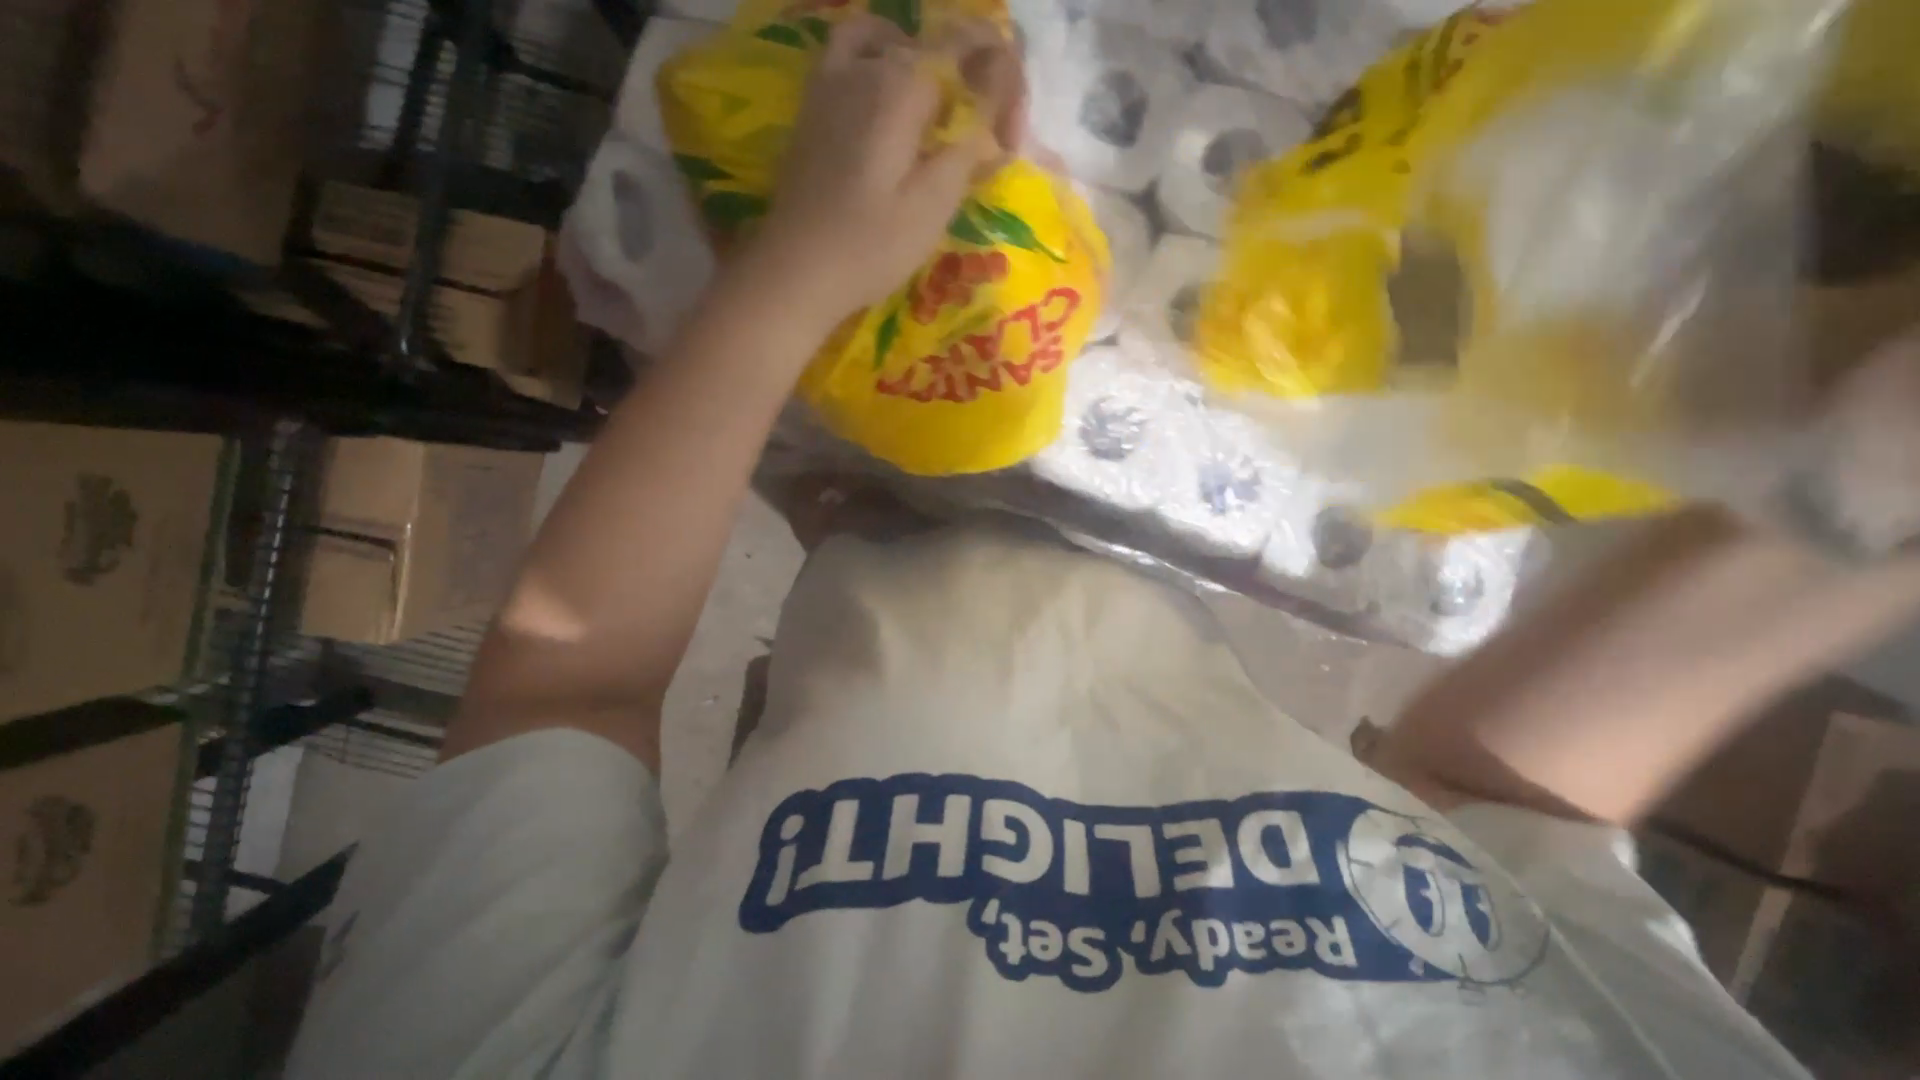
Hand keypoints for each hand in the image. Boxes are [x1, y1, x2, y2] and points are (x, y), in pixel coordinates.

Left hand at [735, 16, 1020, 326]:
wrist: (795, 272)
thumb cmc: (870, 247)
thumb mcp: (935, 202)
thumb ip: (971, 139)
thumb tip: (998, 96)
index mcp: (902, 82)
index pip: (971, 45)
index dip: (1003, 83)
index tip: (1008, 140)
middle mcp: (865, 64)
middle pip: (936, 46)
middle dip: (974, 85)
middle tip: (987, 147)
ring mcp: (832, 79)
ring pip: (897, 45)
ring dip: (930, 69)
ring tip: (943, 116)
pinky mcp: (814, 104)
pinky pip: (853, 52)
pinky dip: (881, 58)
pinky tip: (891, 97)